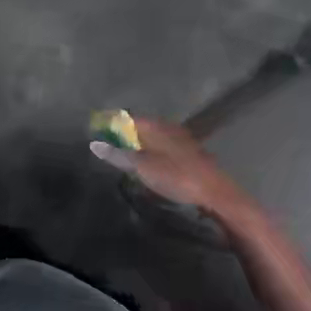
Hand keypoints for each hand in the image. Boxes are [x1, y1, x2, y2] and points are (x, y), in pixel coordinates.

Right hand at [91, 117, 246, 217]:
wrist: (217, 193)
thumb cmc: (177, 177)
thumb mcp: (142, 168)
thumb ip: (117, 155)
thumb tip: (94, 143)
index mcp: (154, 125)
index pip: (124, 117)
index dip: (109, 123)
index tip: (95, 130)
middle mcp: (166, 126)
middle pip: (138, 125)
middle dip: (122, 133)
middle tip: (107, 145)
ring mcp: (179, 138)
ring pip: (151, 136)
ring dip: (136, 143)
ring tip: (124, 155)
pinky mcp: (188, 152)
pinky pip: (161, 145)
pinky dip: (150, 151)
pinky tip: (148, 163)